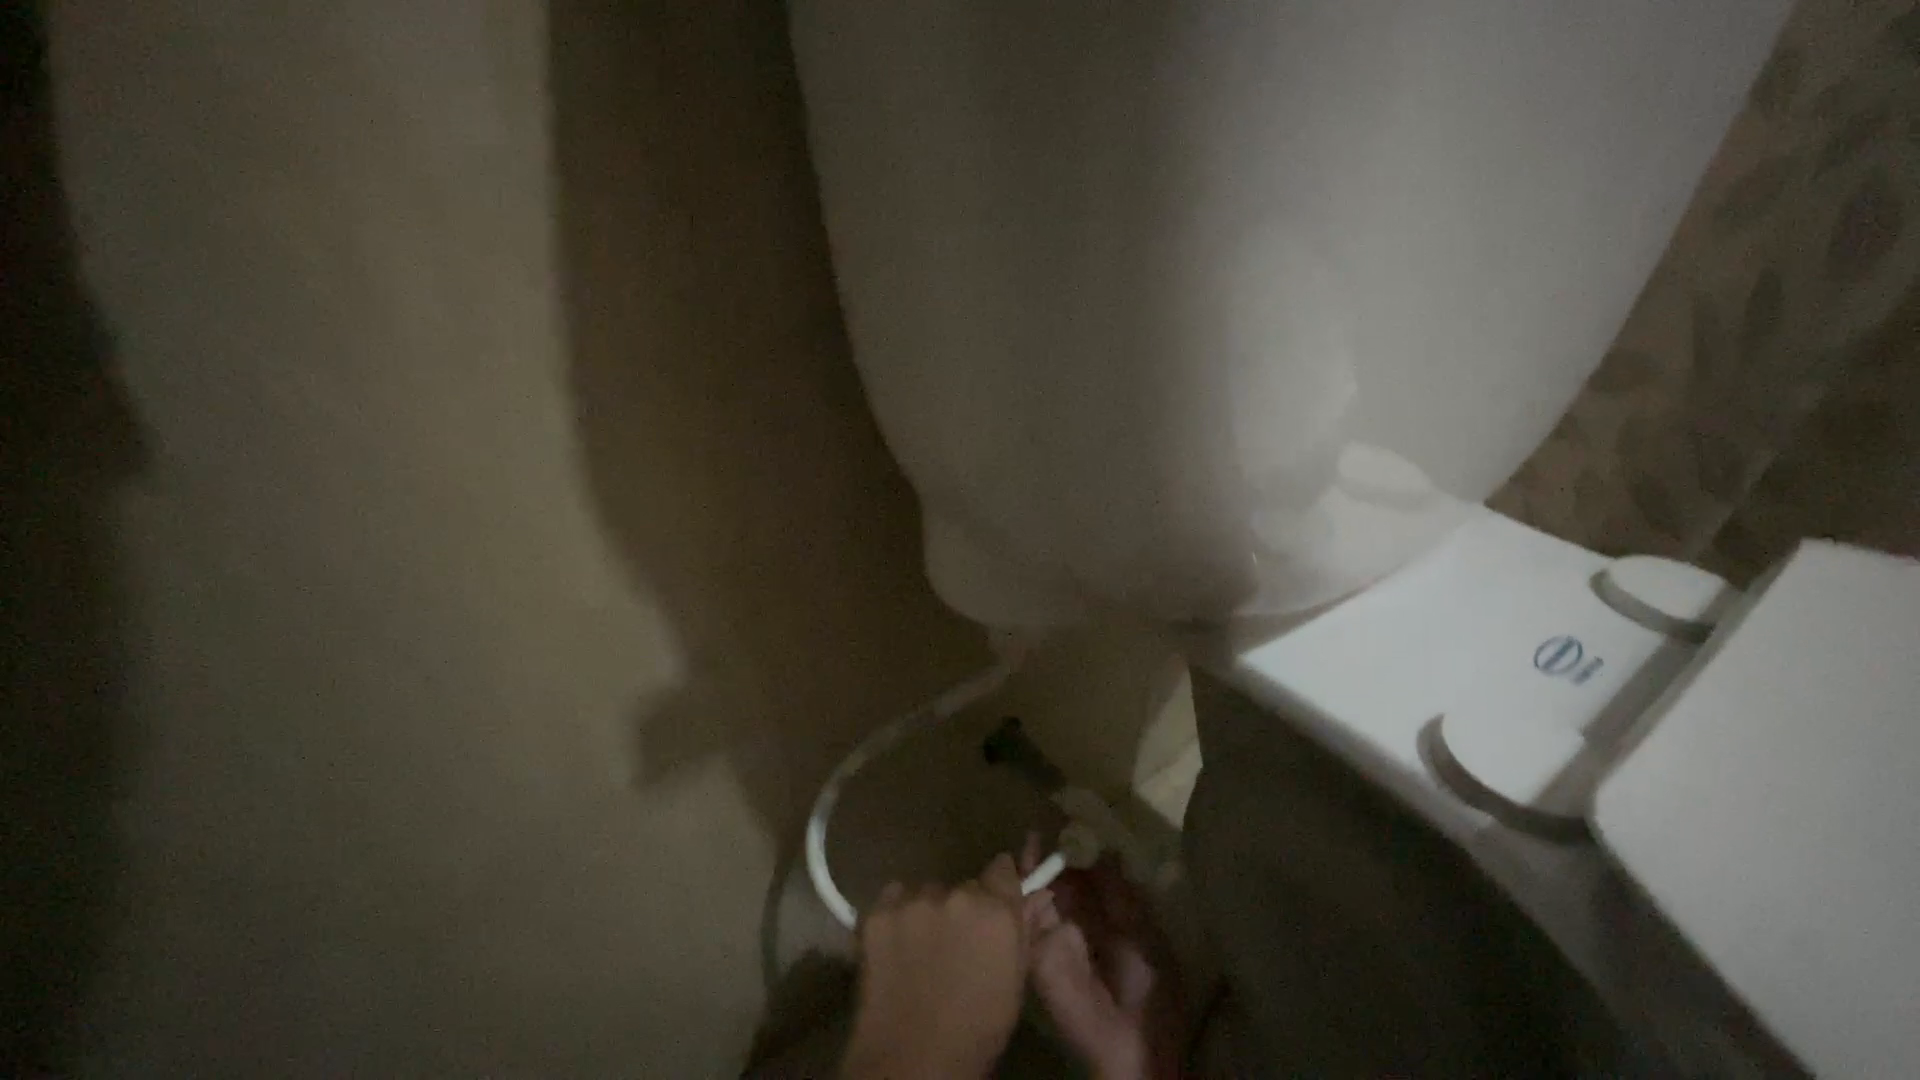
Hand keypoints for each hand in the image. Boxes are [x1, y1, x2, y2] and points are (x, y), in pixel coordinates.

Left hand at [842, 854, 1028, 1079]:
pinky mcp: (878, 913)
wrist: (911, 1063)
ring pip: (928, 893)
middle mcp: (957, 895)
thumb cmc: (976, 1031)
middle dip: (964, 908)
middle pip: (964, 886)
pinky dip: (898, 917)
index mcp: (996, 912)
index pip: (1002, 870)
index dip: (1000, 885)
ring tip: (923, 953)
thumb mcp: (1014, 984)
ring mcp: (914, 902)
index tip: (995, 900)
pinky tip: (898, 948)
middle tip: (957, 945)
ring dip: (930, 913)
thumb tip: (1033, 896)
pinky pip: (894, 899)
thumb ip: (1022, 931)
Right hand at [1021, 841, 1183, 1079]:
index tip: (1064, 822)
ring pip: (1035, 897)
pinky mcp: (1037, 956)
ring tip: (1029, 840)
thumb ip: (1120, 891)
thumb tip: (1106, 848)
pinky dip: (1019, 898)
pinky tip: (1020, 873)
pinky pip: (1024, 923)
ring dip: (1029, 870)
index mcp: (1102, 916)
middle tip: (1039, 826)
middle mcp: (1074, 923)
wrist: (1135, 1039)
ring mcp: (1052, 939)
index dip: (1071, 851)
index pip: (1080, 876)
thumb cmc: (1149, 983)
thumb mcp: (1140, 928)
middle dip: (1046, 856)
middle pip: (1054, 883)